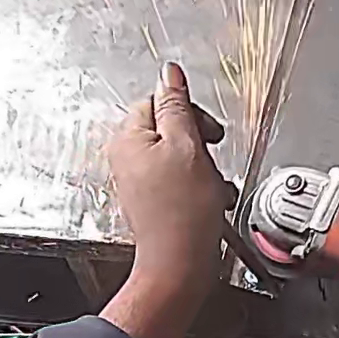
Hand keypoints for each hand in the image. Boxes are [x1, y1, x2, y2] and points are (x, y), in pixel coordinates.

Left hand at [106, 62, 231, 299]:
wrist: (181, 265)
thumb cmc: (181, 214)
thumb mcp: (186, 145)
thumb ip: (176, 105)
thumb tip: (169, 73)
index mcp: (128, 139)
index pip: (159, 100)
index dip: (189, 113)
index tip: (207, 133)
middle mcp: (129, 159)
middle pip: (172, 129)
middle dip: (199, 144)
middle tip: (210, 160)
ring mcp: (141, 182)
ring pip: (182, 156)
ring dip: (205, 169)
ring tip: (211, 187)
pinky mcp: (156, 202)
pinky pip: (181, 181)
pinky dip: (200, 188)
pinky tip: (210, 201)